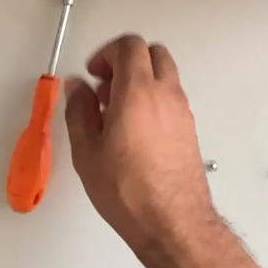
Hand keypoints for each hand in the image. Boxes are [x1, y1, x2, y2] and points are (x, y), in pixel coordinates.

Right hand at [66, 36, 220, 257]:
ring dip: (140, 80)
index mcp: (138, 91)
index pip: (129, 46)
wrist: (172, 222)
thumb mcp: (87, 151)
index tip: (92, 72)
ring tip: (114, 110)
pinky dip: (153, 100)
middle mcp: (166, 95)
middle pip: (152, 53)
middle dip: (126, 61)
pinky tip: (132, 129)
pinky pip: (171, 99)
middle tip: (104, 84)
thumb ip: (79, 111)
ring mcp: (182, 112)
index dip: (106, 53)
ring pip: (165, 76)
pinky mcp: (189, 130)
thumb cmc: (130, 191)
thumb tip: (77, 89)